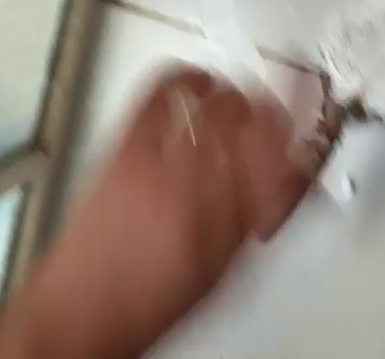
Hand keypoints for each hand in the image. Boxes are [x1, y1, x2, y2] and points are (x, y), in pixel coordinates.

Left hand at [0, 67, 316, 358]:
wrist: (81, 308)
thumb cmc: (148, 302)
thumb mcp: (221, 272)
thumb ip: (256, 219)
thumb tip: (286, 181)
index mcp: (225, 222)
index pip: (280, 158)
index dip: (297, 137)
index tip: (303, 129)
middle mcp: (193, 182)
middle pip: (249, 118)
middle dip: (269, 110)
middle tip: (272, 114)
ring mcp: (156, 157)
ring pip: (212, 99)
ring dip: (233, 93)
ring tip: (237, 98)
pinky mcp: (124, 143)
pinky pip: (161, 90)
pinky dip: (184, 77)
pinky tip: (194, 81)